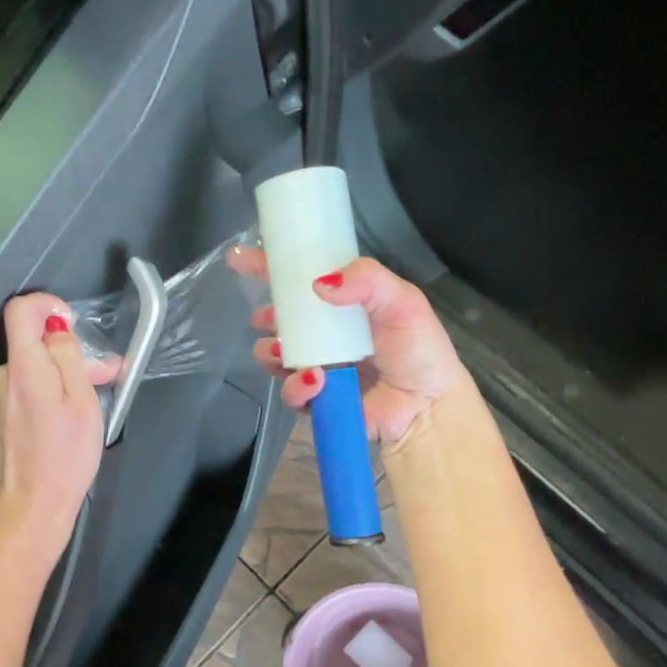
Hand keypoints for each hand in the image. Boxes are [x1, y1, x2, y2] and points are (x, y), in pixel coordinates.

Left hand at [0, 293, 118, 545]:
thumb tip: (56, 328)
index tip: (71, 322)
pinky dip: (44, 397)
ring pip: (29, 372)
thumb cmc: (64, 456)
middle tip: (104, 375)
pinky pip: (21, 393)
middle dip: (66, 353)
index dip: (46, 304)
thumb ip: (68, 357)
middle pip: (30, 345)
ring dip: (58, 379)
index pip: (20, 310)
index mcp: (22, 368)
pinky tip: (64, 422)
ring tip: (88, 406)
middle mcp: (0, 377)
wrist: (30, 507)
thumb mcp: (82, 402)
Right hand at [229, 248, 472, 451]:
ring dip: (271, 350)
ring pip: (271, 354)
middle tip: (267, 316)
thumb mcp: (403, 302)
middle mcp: (322, 334)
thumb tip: (318, 284)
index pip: (298, 280)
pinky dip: (296, 384)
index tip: (239, 258)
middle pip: (276, 317)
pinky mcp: (312, 398)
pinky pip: (288, 390)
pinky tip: (317, 380)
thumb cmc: (419, 351)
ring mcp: (314, 366)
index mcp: (341, 305)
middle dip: (264, 315)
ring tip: (285, 351)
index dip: (268, 267)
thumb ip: (367, 281)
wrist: (427, 408)